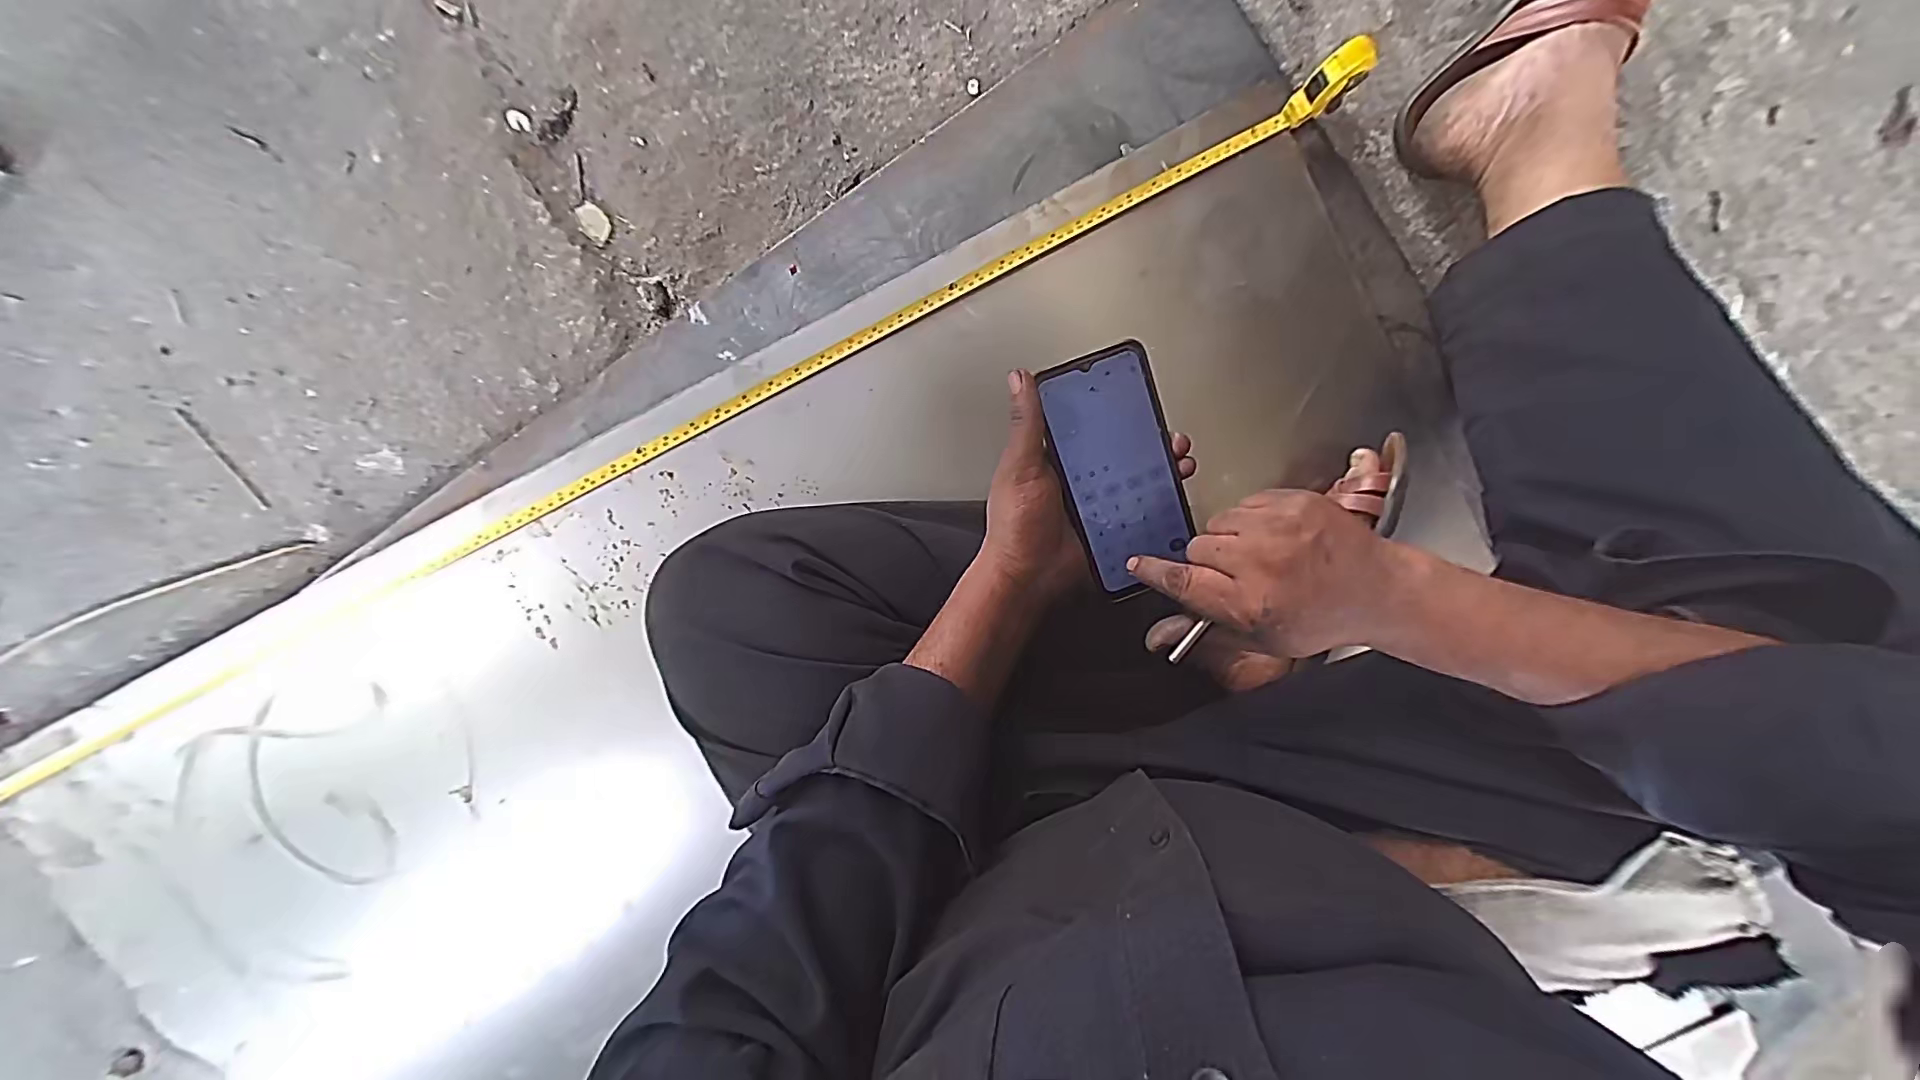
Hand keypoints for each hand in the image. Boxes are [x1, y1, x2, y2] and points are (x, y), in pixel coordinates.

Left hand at [982, 369, 1193, 602]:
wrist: (1026, 576)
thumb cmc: (1014, 526)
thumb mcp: (1019, 467)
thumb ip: (1026, 425)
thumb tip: (1019, 380)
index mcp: (1055, 458)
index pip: (1087, 426)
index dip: (1110, 413)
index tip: (1133, 399)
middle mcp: (1077, 478)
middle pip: (1118, 451)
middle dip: (1146, 440)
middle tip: (1165, 433)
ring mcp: (1095, 502)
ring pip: (1134, 478)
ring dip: (1158, 467)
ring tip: (1177, 459)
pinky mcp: (1109, 525)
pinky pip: (1137, 509)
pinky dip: (1156, 500)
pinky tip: (1170, 491)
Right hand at [1129, 489, 1407, 658]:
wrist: (1379, 589)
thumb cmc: (1322, 619)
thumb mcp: (1263, 639)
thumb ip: (1208, 629)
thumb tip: (1160, 633)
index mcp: (1249, 602)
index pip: (1184, 581)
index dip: (1156, 571)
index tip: (1139, 564)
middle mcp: (1260, 562)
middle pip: (1197, 548)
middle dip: (1211, 560)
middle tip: (1238, 571)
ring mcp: (1278, 528)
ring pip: (1219, 522)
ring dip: (1231, 537)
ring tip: (1262, 552)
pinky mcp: (1294, 502)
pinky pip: (1245, 503)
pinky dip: (1254, 518)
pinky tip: (1277, 536)